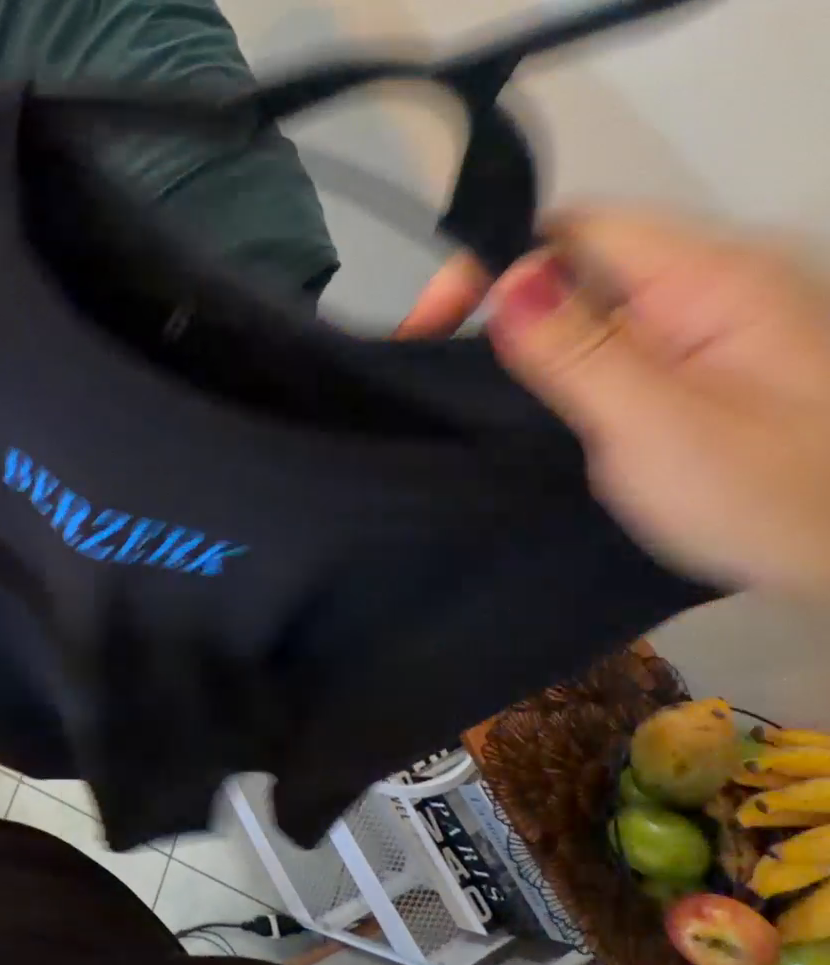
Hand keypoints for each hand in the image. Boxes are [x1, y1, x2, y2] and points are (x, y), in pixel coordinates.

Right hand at [398, 209, 829, 597]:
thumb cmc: (768, 500)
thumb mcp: (654, 427)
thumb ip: (576, 351)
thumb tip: (506, 281)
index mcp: (711, 283)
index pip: (576, 231)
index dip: (491, 265)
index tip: (430, 327)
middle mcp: (711, 289)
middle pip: (575, 261)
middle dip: (493, 302)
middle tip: (429, 360)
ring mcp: (706, 330)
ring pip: (584, 304)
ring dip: (517, 337)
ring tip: (462, 386)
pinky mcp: (696, 368)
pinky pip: (605, 342)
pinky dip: (550, 362)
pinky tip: (525, 401)